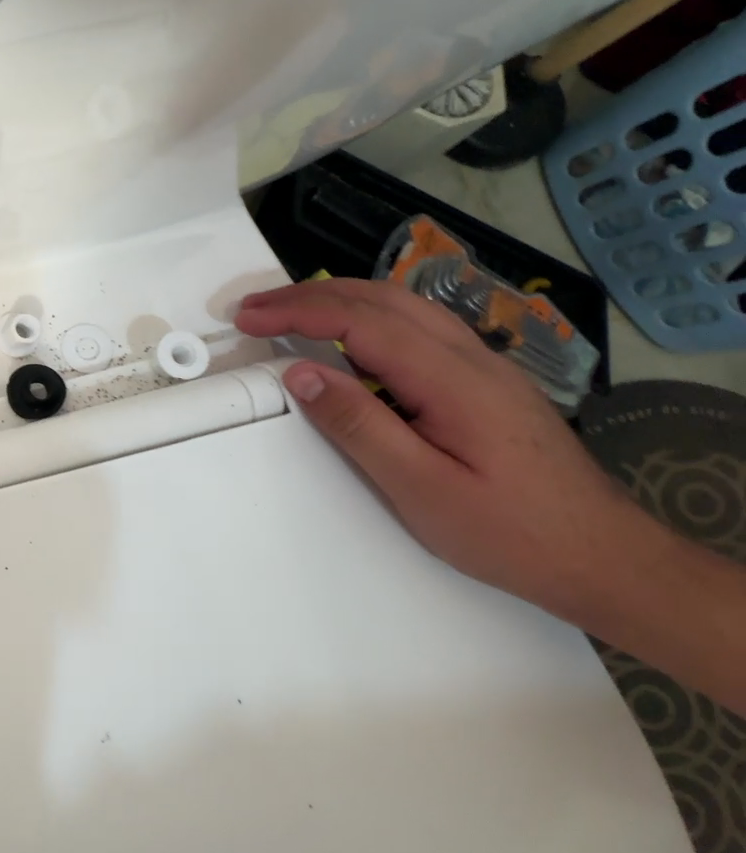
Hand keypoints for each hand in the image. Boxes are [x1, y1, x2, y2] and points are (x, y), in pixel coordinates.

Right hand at [234, 278, 666, 621]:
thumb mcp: (420, 487)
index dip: (298, 313)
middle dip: (310, 295)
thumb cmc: (509, 532)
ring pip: (403, 307)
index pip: (362, 323)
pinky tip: (345, 341)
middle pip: (382, 299)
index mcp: (453, 380)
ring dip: (339, 300)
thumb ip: (358, 425)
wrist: (604, 557)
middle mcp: (472, 358)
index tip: (248, 319)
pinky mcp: (486, 383)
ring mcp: (485, 367)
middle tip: (253, 308)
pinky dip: (367, 318)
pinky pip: (418, 329)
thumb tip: (302, 375)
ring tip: (286, 313)